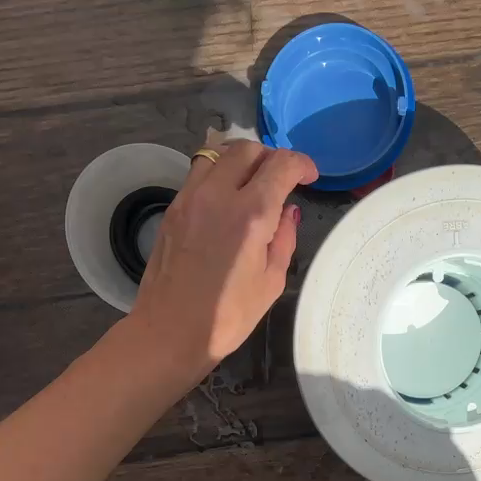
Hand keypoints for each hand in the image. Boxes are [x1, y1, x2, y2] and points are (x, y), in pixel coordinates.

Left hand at [127, 136, 318, 370]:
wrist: (170, 331)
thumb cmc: (228, 318)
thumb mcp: (270, 283)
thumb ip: (283, 240)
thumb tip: (287, 212)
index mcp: (251, 214)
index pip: (280, 165)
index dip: (301, 164)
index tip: (310, 176)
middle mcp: (219, 195)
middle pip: (248, 149)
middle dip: (270, 157)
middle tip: (281, 179)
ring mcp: (190, 198)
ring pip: (218, 154)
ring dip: (241, 160)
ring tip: (251, 182)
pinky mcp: (173, 209)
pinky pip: (199, 174)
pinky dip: (218, 175)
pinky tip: (225, 200)